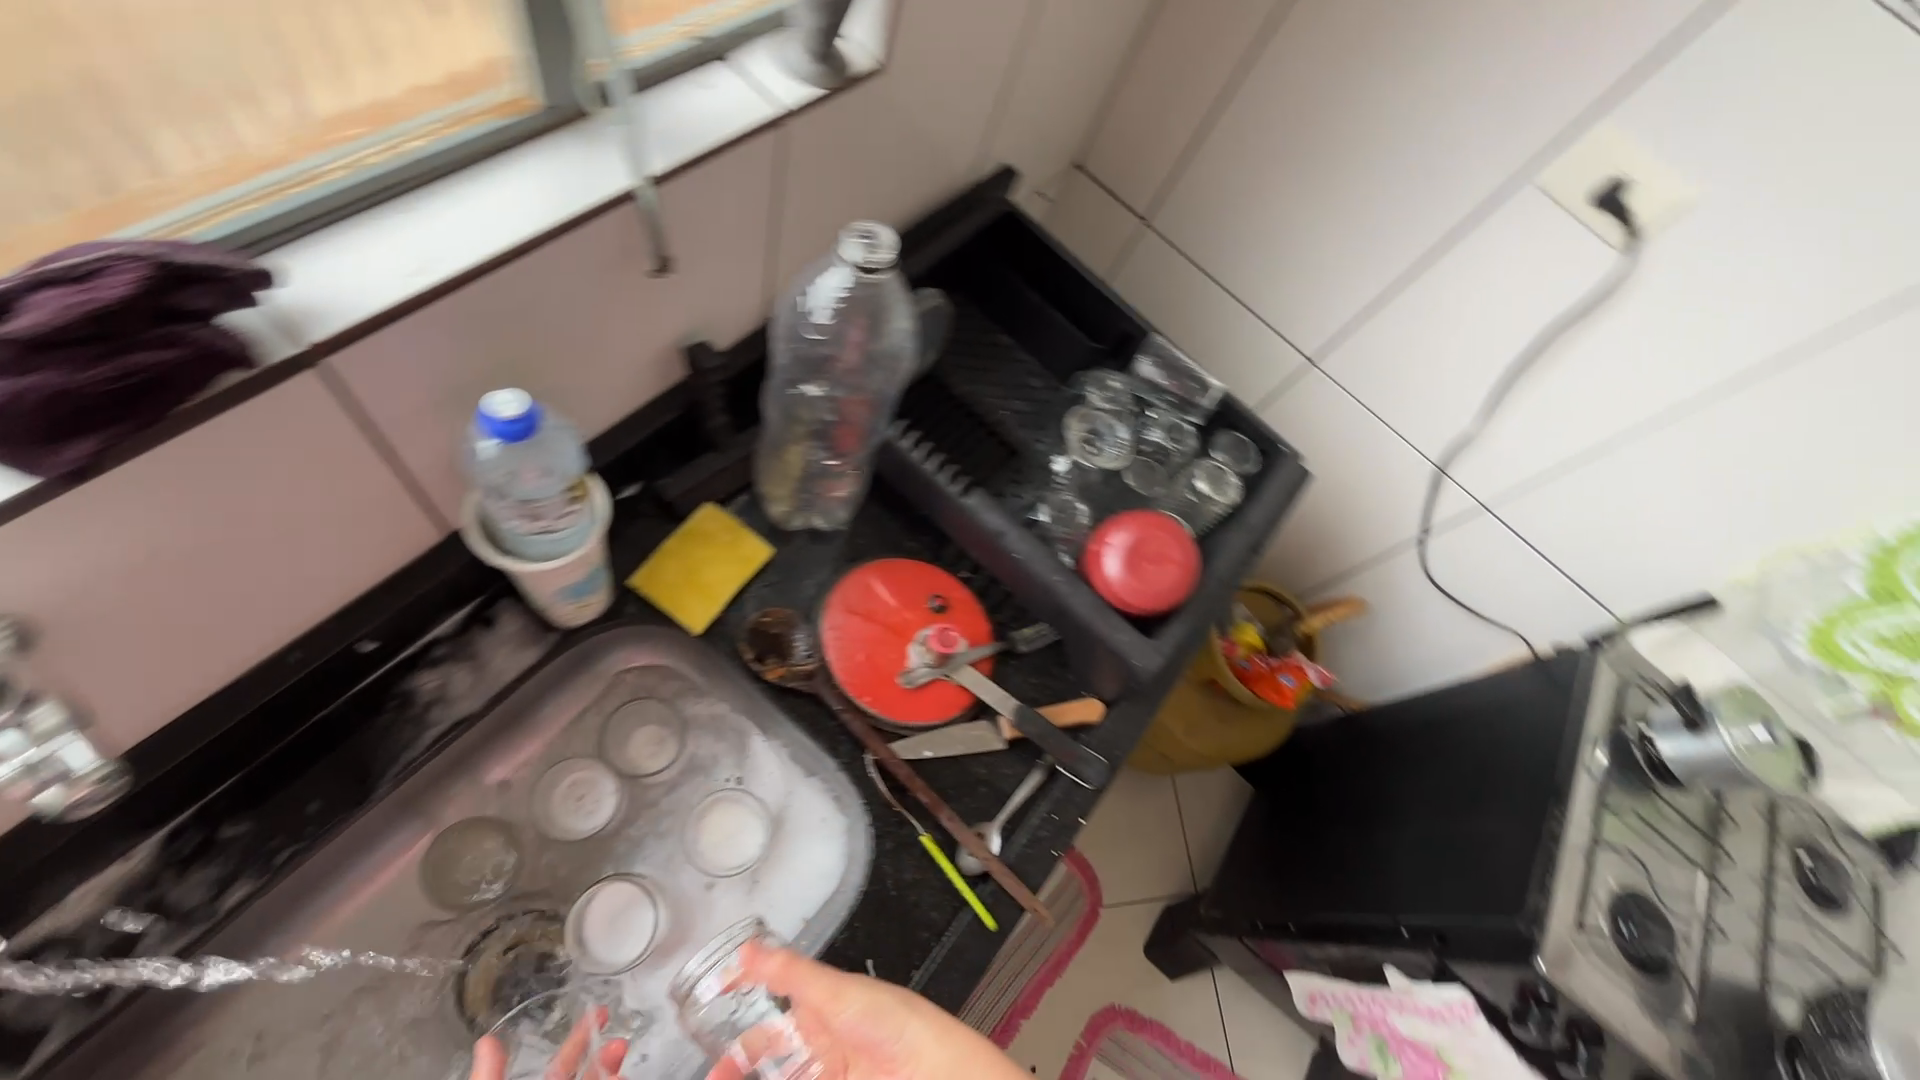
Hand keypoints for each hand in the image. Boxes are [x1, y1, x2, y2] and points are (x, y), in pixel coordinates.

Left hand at [469, 1007, 629, 1079]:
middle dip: (605, 1055)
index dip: (578, 1040)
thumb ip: (489, 1076)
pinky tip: (622, 1077)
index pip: (560, 1067)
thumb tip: (484, 1040)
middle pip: (586, 1076)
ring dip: (611, 1071)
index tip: (600, 1012)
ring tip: (620, 1057)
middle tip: (622, 1038)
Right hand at [704, 943, 1027, 1079]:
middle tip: (715, 1075)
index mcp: (822, 1005)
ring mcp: (828, 1072)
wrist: (932, 1071)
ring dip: (754, 1076)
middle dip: (738, 1065)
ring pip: (782, 1074)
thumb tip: (750, 948)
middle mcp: (822, 1041)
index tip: (709, 1032)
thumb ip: (790, 972)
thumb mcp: (837, 991)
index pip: (770, 1011)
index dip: (740, 1021)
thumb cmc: (898, 1022)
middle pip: (768, 1056)